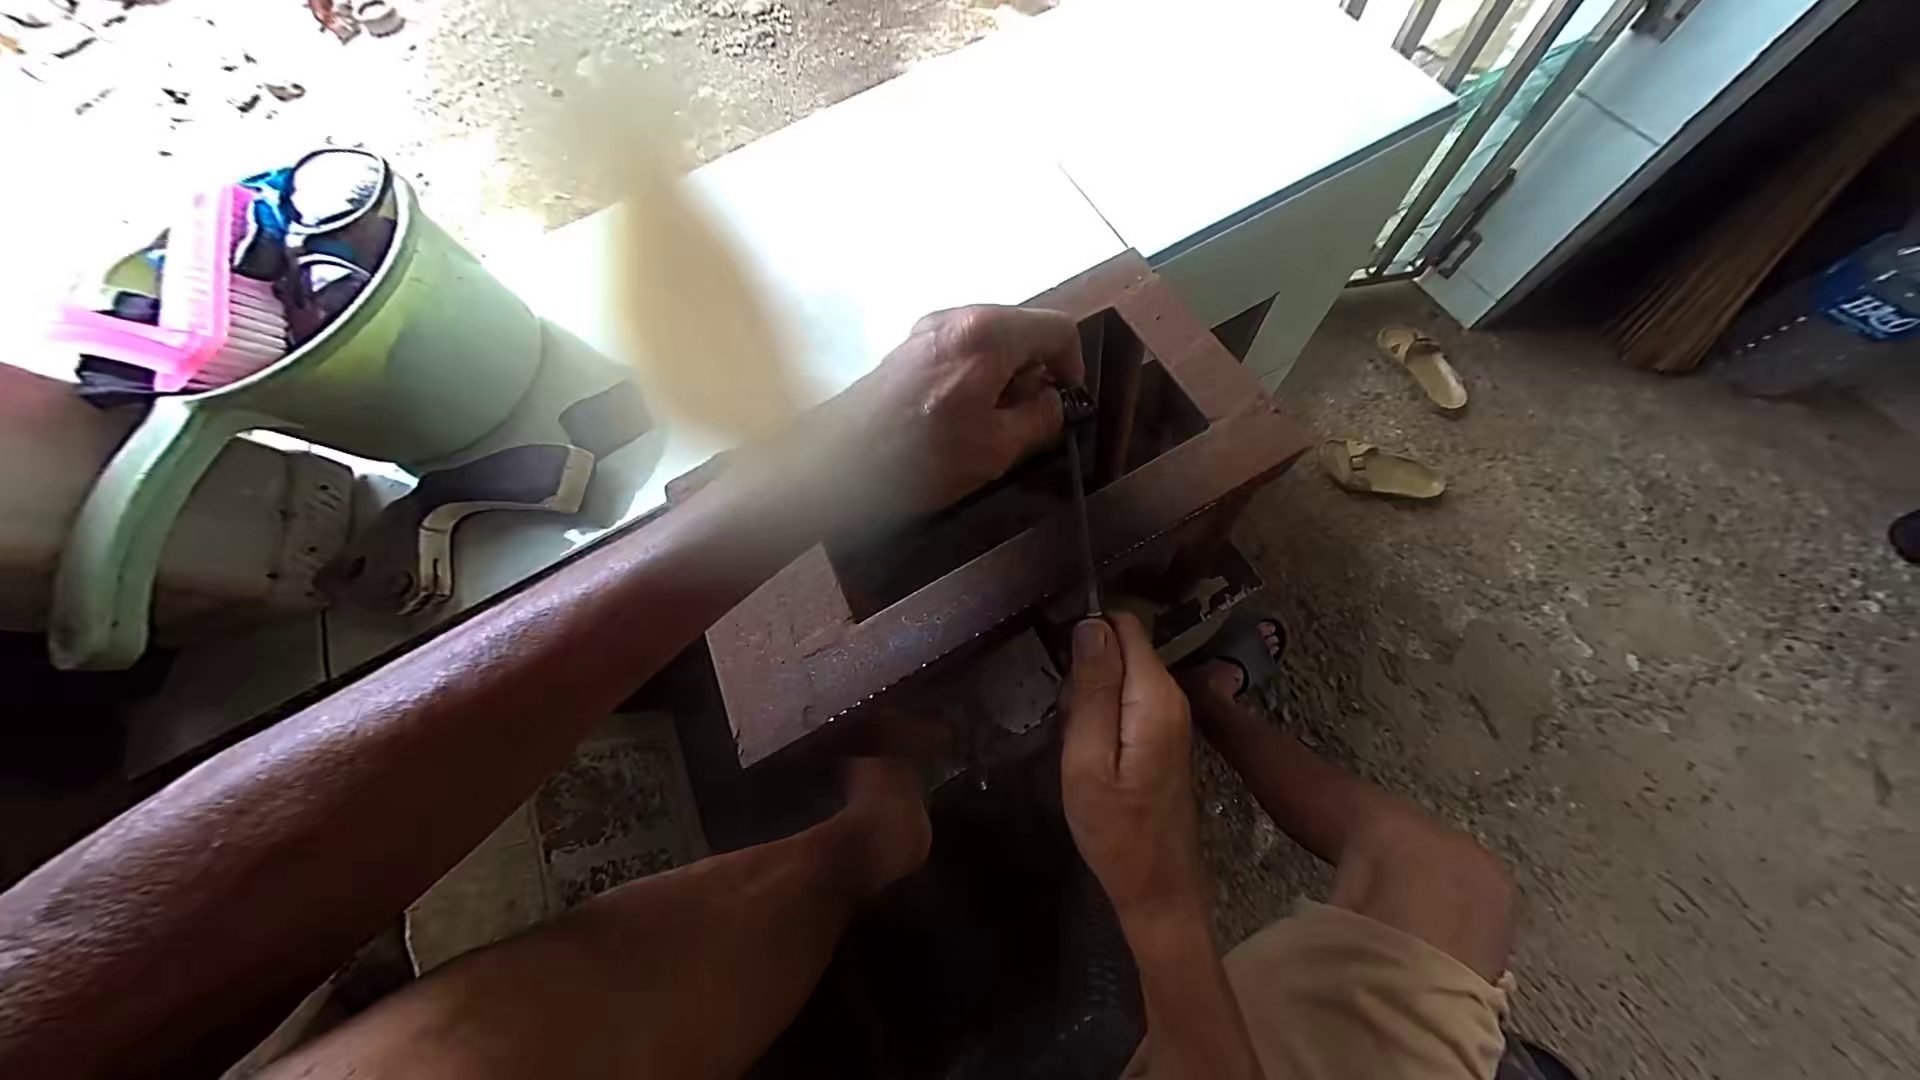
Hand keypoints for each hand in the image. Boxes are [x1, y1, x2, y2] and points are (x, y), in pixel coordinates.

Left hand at [814, 306, 1082, 517]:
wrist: (838, 464)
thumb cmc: (920, 458)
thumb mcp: (997, 448)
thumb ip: (1041, 417)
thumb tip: (1055, 402)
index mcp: (988, 333)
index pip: (1058, 330)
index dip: (1073, 368)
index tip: (1064, 404)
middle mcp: (958, 316)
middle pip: (1024, 331)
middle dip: (1037, 372)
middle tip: (1027, 419)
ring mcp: (928, 328)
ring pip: (993, 342)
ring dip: (1007, 377)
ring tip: (992, 423)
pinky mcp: (909, 348)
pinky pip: (963, 352)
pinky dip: (978, 376)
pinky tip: (962, 416)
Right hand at [1060, 614, 1207, 923]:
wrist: (1156, 886)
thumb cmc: (1114, 829)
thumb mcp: (1088, 759)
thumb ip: (1092, 689)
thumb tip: (1091, 624)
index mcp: (1153, 695)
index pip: (1123, 626)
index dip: (1086, 634)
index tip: (1062, 671)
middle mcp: (1170, 695)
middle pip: (1118, 647)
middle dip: (1083, 670)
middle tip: (1068, 721)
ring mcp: (1168, 714)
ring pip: (1115, 673)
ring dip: (1086, 697)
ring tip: (1076, 742)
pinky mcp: (1160, 731)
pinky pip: (1121, 699)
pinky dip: (1097, 716)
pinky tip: (1088, 751)